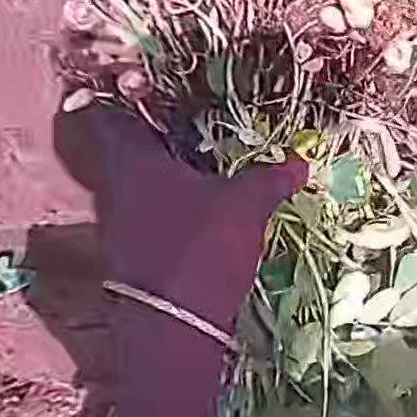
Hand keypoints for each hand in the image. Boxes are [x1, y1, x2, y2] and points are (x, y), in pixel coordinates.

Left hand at [53, 107, 305, 331]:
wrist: (175, 325)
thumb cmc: (202, 246)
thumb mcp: (245, 205)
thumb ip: (270, 178)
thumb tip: (301, 162)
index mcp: (132, 163)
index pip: (115, 115)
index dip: (136, 97)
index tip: (166, 91)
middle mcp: (115, 188)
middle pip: (129, 149)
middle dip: (162, 136)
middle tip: (199, 125)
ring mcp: (119, 223)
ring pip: (140, 183)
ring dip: (168, 173)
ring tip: (208, 163)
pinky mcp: (133, 251)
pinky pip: (150, 212)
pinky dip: (172, 204)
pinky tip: (203, 207)